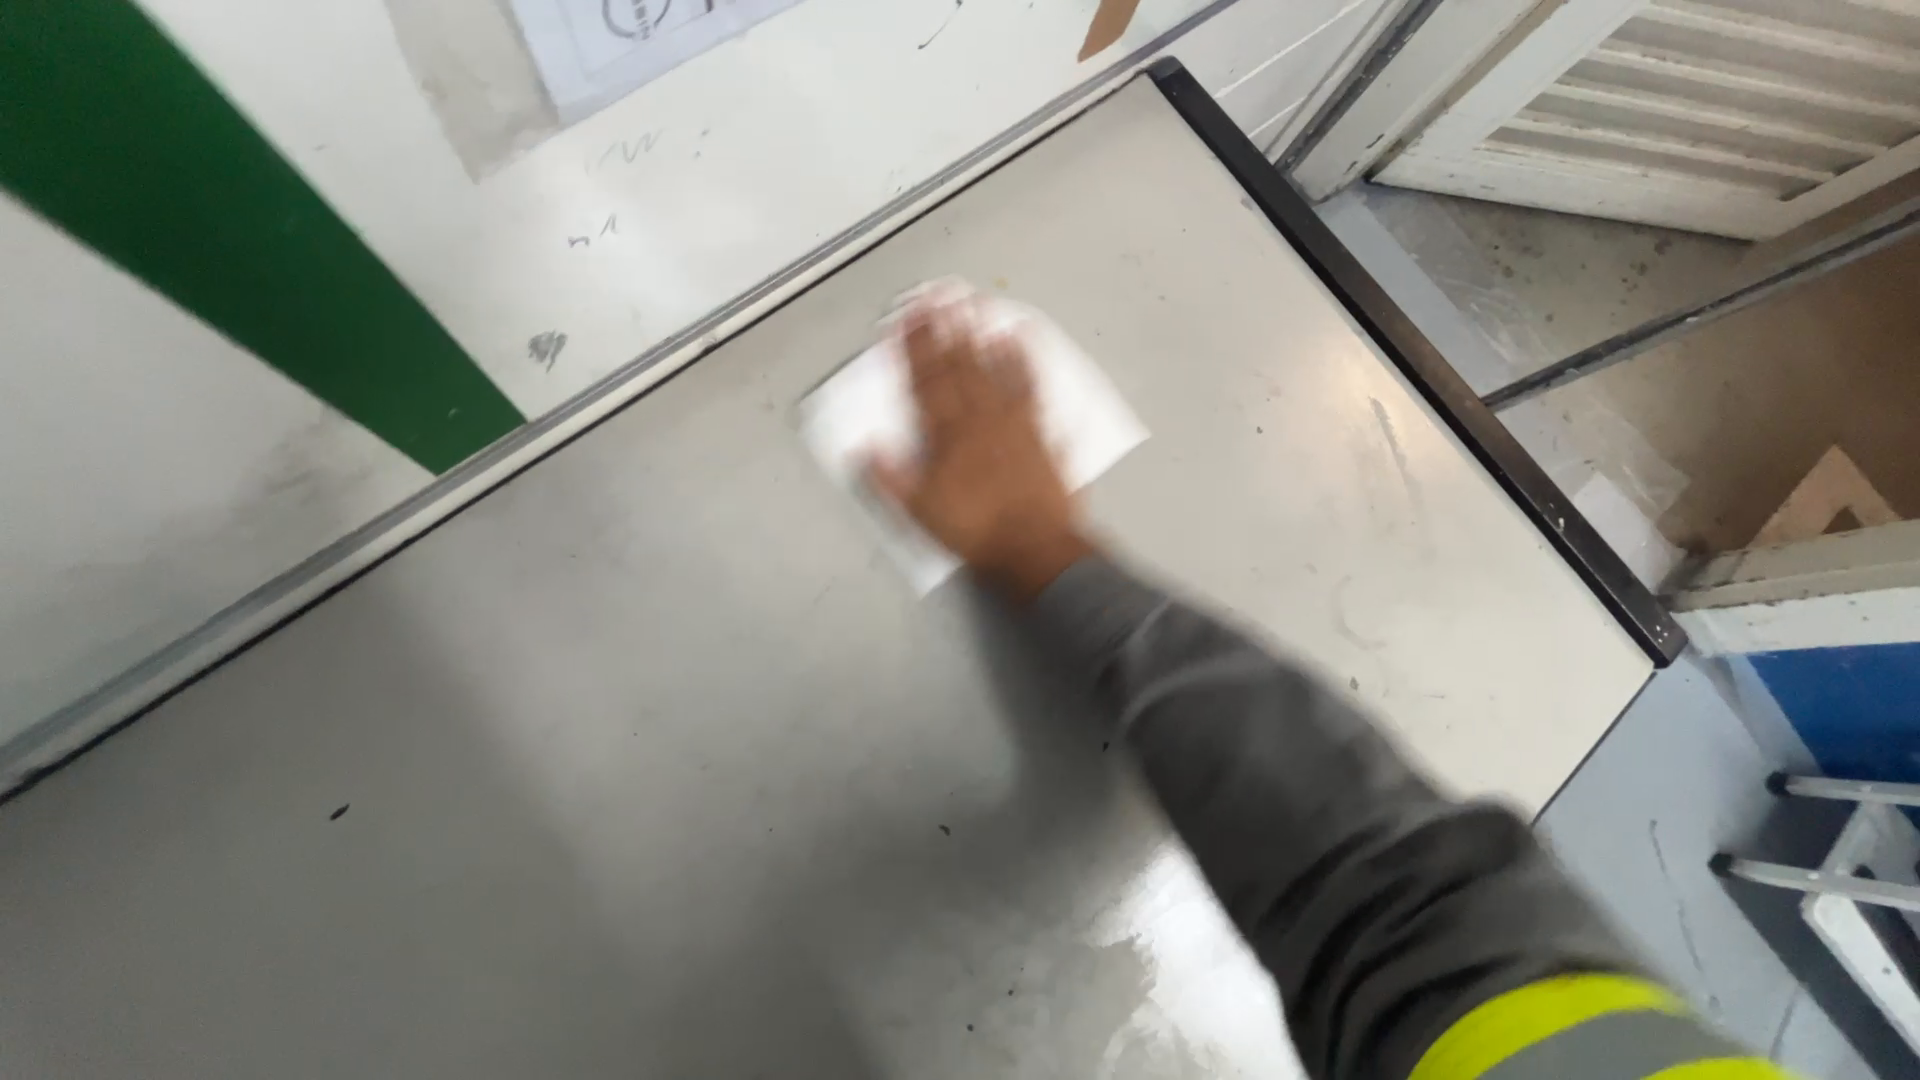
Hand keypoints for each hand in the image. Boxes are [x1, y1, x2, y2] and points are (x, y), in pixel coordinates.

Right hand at [865, 299, 1093, 602]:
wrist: (1033, 548)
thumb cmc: (976, 532)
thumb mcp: (917, 513)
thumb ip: (888, 477)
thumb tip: (864, 448)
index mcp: (945, 436)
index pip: (923, 381)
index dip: (911, 347)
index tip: (904, 318)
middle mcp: (979, 420)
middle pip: (956, 366)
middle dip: (942, 328)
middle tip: (936, 295)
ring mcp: (1012, 422)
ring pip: (992, 368)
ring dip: (979, 334)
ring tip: (971, 303)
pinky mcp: (1040, 432)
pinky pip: (1031, 388)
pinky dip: (1026, 361)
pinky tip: (1020, 339)